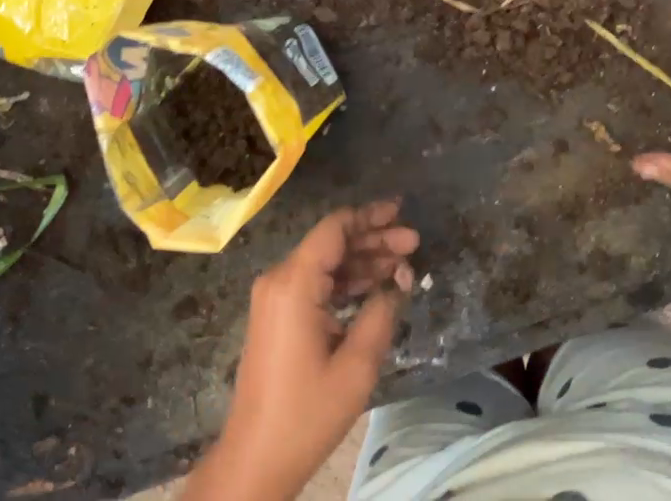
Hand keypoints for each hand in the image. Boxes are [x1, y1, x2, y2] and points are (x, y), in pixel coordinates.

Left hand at [188, 202, 417, 499]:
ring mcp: (275, 298)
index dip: (370, 217)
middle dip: (374, 239)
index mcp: (293, 284)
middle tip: (414, 243)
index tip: (402, 213)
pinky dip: (345, 281)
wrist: (256, 456)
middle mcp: (279, 281)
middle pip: (331, 243)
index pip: (334, 229)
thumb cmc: (307, 413)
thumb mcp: (356, 366)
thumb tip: (396, 282)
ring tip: (404, 262)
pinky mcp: (277, 316)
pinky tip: (376, 284)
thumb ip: (380, 314)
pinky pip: (314, 284)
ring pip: (324, 263)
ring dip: (362, 261)